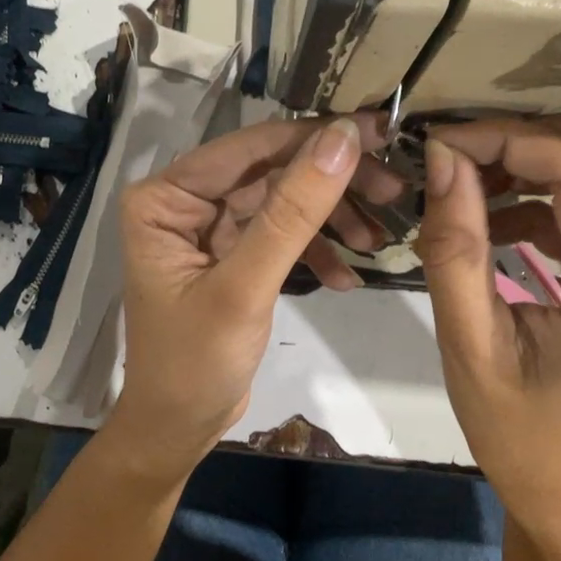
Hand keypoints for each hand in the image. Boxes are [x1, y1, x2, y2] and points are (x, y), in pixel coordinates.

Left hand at [113, 114, 399, 471]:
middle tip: (395, 188)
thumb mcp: (244, 287)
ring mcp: (207, 230)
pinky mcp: (231, 257)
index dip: (315, 138)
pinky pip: (280, 236)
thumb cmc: (194, 362)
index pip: (249, 148)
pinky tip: (346, 278)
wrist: (178, 426)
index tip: (381, 133)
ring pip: (282, 201)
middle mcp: (182, 203)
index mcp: (164, 199)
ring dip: (330, 219)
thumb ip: (292, 214)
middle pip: (270, 171)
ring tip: (378, 241)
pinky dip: (315, 251)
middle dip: (331, 183)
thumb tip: (342, 139)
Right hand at [417, 120, 560, 535]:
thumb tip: (443, 159)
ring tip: (474, 182)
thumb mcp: (466, 341)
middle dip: (535, 139)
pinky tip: (503, 215)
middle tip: (461, 152)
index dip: (516, 142)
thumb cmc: (513, 427)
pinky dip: (557, 191)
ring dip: (547, 160)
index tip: (446, 142)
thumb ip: (456, 246)